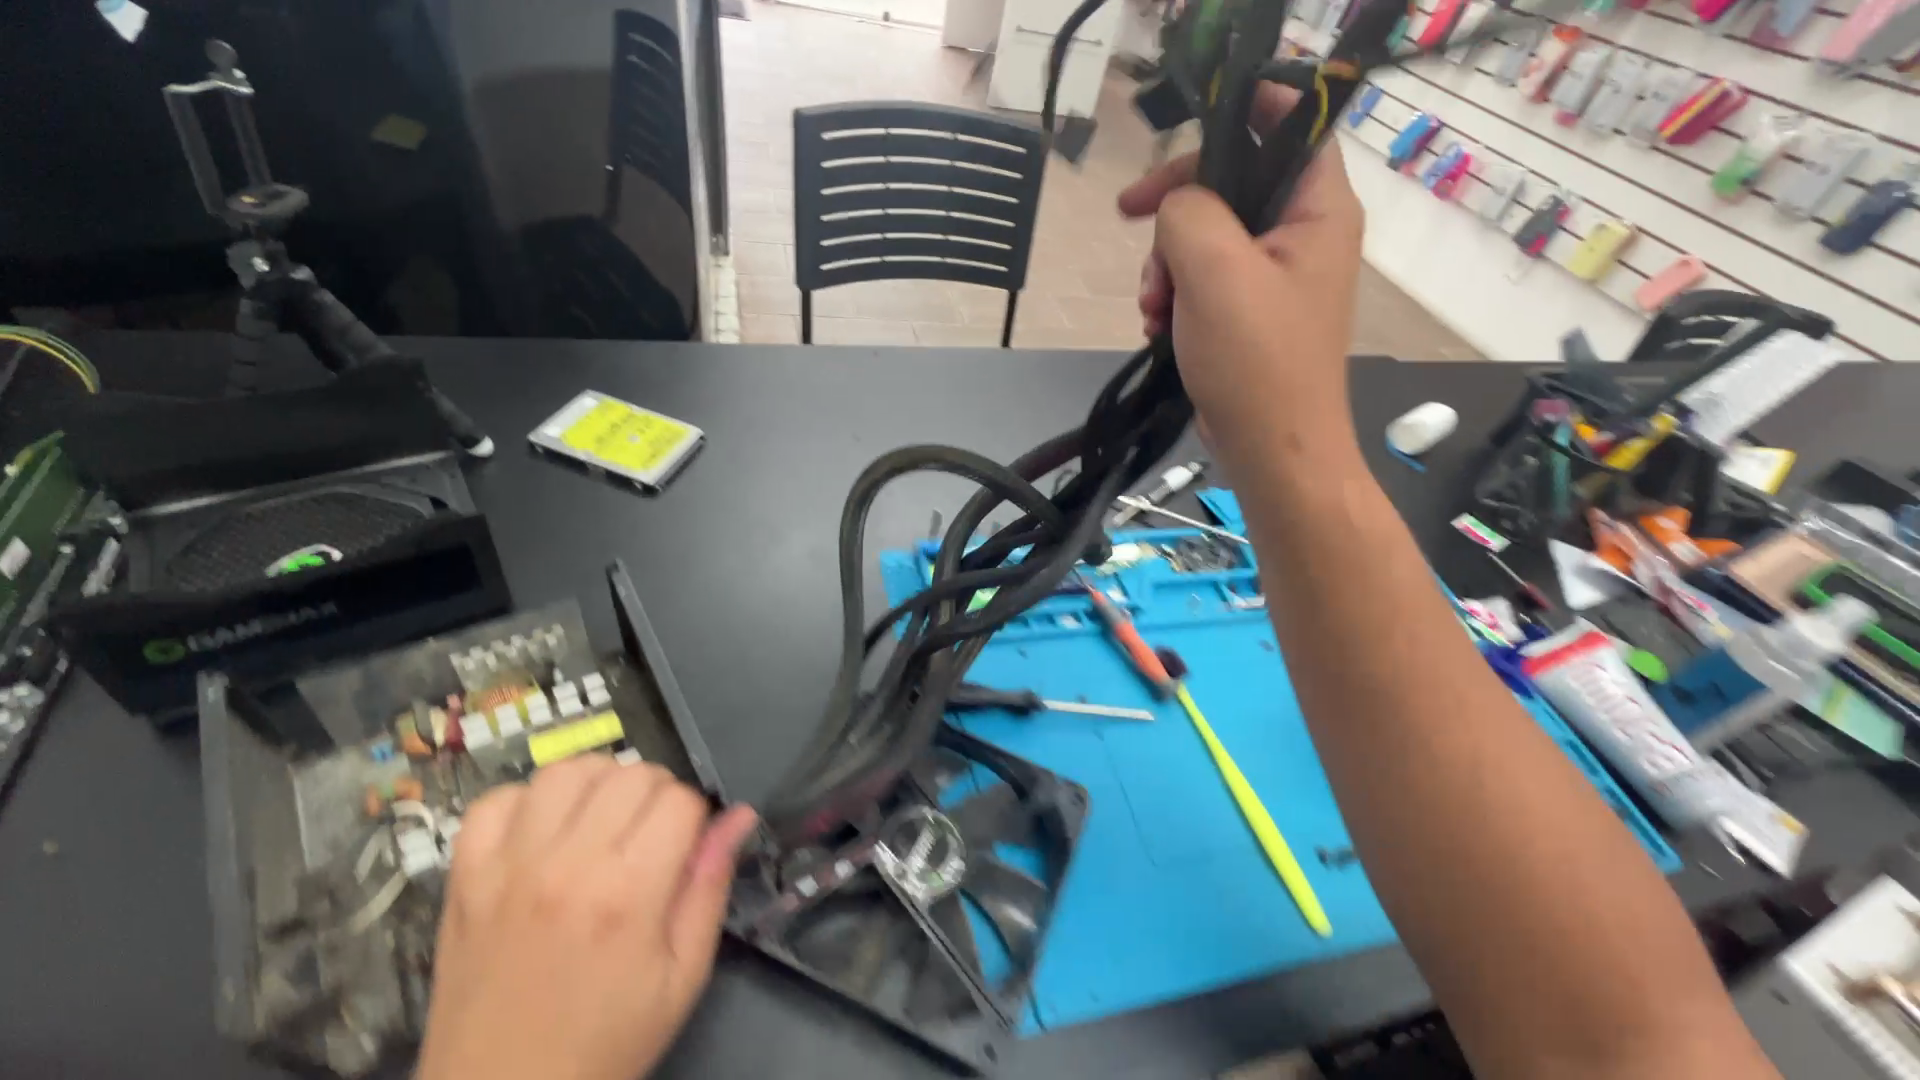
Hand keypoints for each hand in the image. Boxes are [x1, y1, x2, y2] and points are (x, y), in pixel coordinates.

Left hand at [417, 756, 759, 1079]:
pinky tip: (543, 832)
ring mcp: (507, 867)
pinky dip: (526, 801)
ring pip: (565, 771)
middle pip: (629, 774)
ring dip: (596, 783)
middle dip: (655, 793)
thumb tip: (739, 816)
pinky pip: (496, 801)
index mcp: (628, 894)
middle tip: (651, 835)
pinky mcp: (464, 877)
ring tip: (602, 820)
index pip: (679, 801)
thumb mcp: (683, 975)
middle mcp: (567, 866)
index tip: (687, 848)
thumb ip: (711, 886)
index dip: (695, 816)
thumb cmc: (608, 1041)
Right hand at [1117, 86, 1365, 460]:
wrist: (1271, 451)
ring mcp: (1274, 274)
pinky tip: (1158, 328)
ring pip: (1204, 235)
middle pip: (1230, 182)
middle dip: (1175, 216)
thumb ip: (1188, 212)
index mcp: (1318, 208)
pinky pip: (1201, 278)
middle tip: (1136, 235)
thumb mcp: (1215, 272)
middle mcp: (1302, 232)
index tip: (1180, 136)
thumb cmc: (1256, 361)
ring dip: (1165, 267)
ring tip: (1153, 311)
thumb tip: (1174, 208)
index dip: (1239, 112)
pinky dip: (1173, 297)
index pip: (1290, 122)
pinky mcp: (1249, 310)